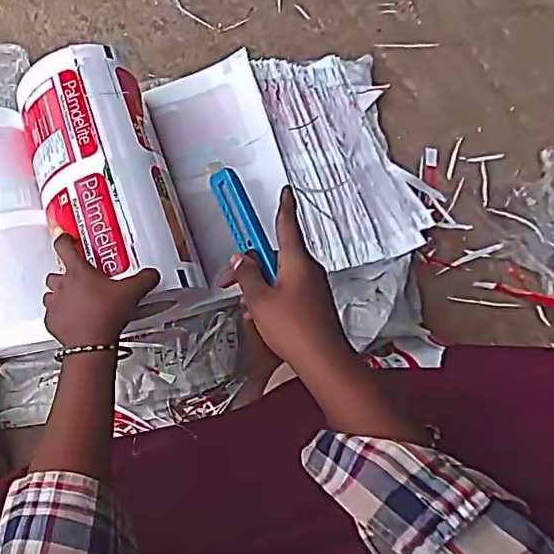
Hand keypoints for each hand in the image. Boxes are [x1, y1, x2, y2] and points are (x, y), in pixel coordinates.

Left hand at [44, 234, 159, 346]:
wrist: (91, 344)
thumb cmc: (105, 315)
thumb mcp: (131, 292)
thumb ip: (143, 279)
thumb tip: (150, 274)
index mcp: (78, 272)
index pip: (63, 246)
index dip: (64, 239)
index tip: (66, 238)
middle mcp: (62, 285)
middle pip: (55, 273)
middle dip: (64, 275)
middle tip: (79, 280)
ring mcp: (55, 304)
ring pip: (51, 294)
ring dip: (60, 295)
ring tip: (76, 301)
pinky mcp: (52, 322)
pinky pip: (52, 315)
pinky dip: (60, 316)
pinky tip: (73, 320)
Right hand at [220, 187, 351, 369]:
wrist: (323, 361)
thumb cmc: (297, 330)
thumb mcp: (259, 300)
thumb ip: (246, 276)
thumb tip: (240, 261)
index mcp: (296, 262)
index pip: (286, 226)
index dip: (283, 207)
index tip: (285, 192)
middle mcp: (307, 271)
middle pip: (273, 255)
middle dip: (250, 266)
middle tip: (230, 280)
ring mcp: (312, 287)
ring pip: (278, 275)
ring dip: (258, 286)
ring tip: (248, 305)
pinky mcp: (312, 303)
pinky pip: (286, 290)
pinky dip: (270, 297)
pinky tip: (261, 316)